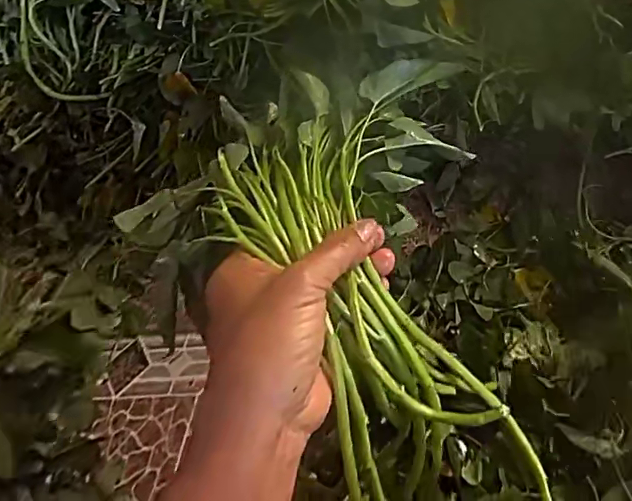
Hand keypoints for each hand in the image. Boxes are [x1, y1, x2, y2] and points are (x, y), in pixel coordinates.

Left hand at [161, 221, 394, 500]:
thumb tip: (371, 225)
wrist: (267, 421)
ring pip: (330, 280)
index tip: (350, 210)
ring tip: (387, 260)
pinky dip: (361, 296)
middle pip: (312, 253)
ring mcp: (288, 314)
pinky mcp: (311, 337)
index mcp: (244, 268)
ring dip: (360, 270)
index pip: (282, 228)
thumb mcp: (302, 284)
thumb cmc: (270, 342)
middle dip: (348, 247)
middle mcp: (263, 287)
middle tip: (377, 237)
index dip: (317, 217)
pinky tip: (384, 282)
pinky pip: (340, 307)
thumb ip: (337, 250)